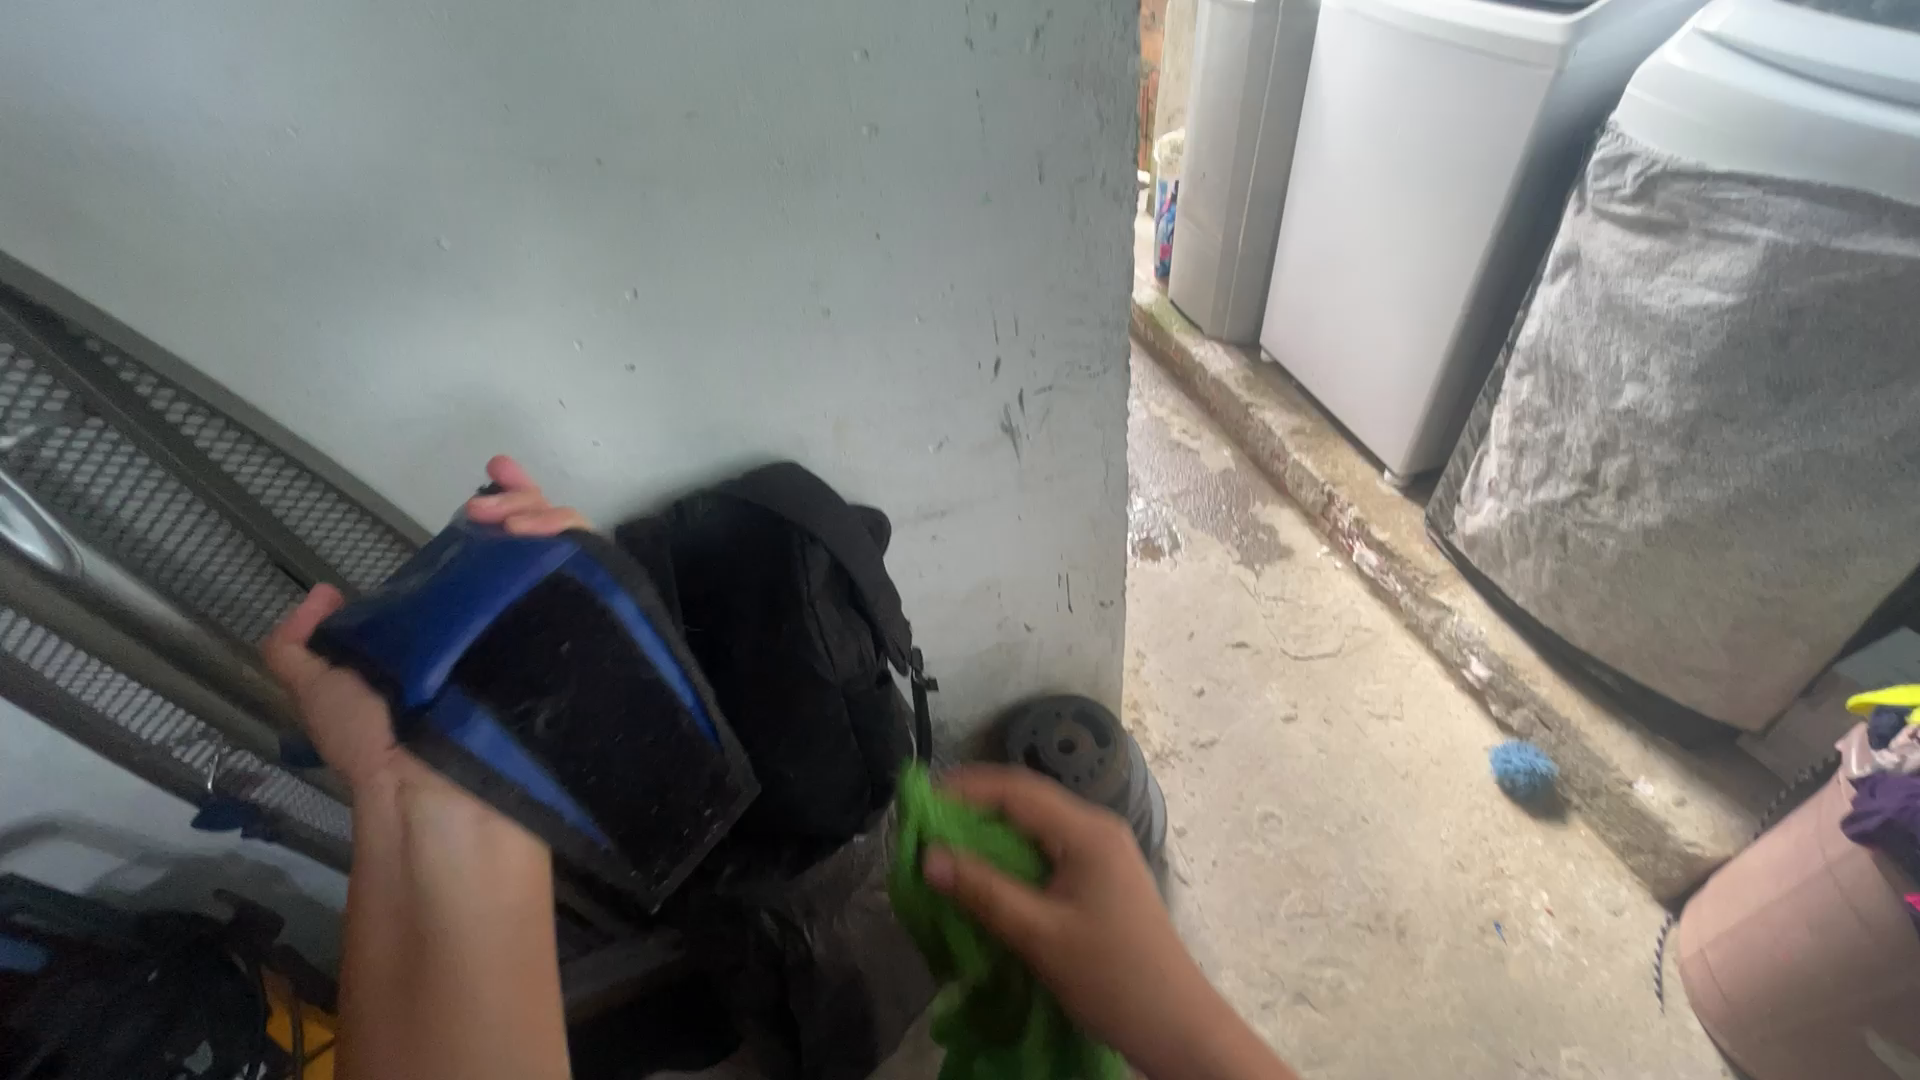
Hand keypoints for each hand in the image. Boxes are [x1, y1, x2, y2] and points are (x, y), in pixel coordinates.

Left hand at [262, 454, 590, 792]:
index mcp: (463, 617)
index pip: (489, 551)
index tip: (488, 478)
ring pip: (572, 549)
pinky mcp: (584, 635)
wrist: (440, 788)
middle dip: (524, 501)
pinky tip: (554, 536)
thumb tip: (321, 593)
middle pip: (539, 538)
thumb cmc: (385, 742)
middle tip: (490, 508)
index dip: (500, 505)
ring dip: (548, 515)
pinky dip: (581, 544)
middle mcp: (514, 613)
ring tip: (513, 520)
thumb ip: (301, 644)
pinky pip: (596, 580)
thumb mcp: (321, 688)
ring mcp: (553, 623)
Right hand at [923, 766, 1241, 1076]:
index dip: (966, 787)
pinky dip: (1013, 850)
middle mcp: (1096, 826)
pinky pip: (1048, 845)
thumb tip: (928, 856)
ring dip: (992, 828)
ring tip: (948, 840)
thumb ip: (983, 891)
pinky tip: (988, 868)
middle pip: (1027, 799)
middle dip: (975, 804)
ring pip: (1036, 822)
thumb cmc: (1111, 976)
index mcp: (1086, 830)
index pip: (1017, 789)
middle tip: (928, 820)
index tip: (922, 798)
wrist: (1177, 1025)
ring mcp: (1102, 849)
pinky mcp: (1100, 872)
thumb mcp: (1039, 935)